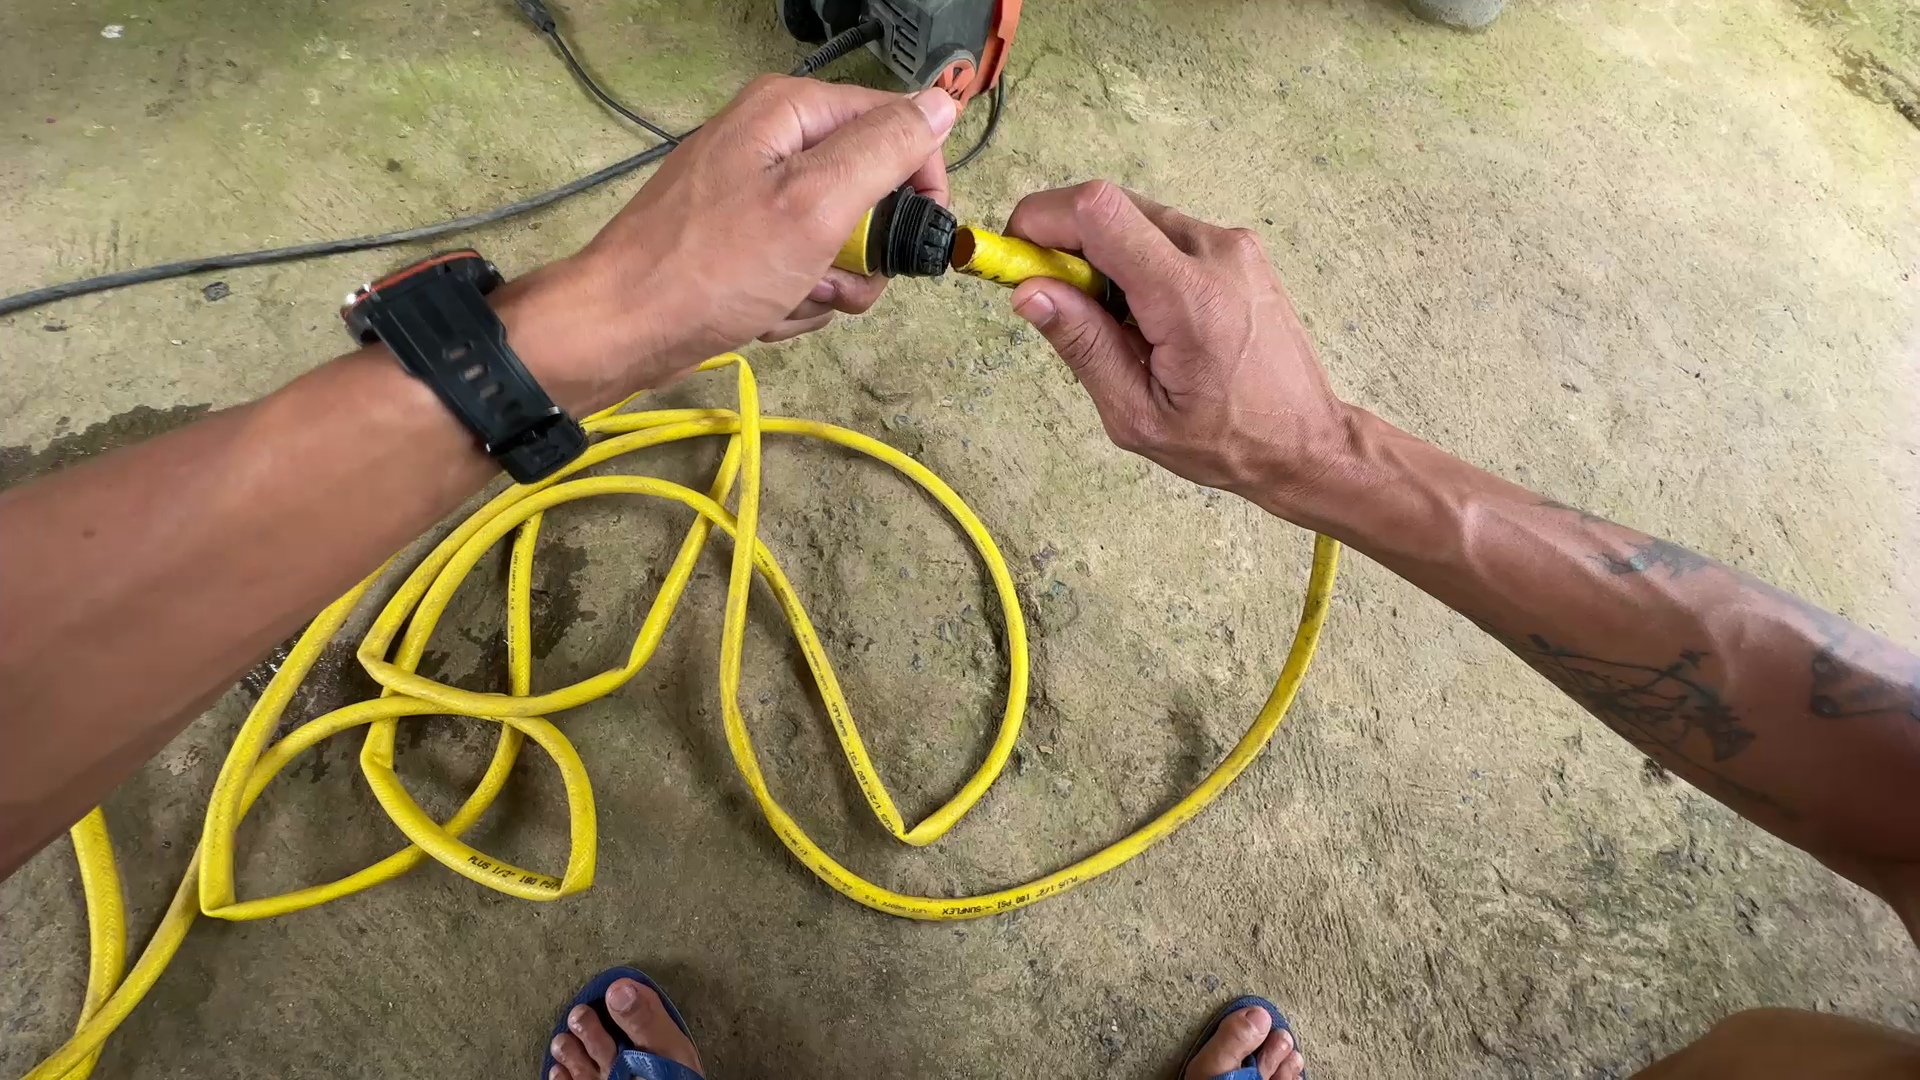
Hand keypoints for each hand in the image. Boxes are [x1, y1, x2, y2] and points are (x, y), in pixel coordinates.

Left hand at [502, 76, 957, 411]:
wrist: (631, 329)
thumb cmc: (717, 265)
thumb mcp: (816, 203)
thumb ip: (883, 151)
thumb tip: (939, 106)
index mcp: (789, 114)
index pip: (891, 123)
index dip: (919, 179)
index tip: (921, 233)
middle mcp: (773, 147)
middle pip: (866, 193)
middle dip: (864, 252)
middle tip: (837, 279)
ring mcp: (757, 201)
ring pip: (838, 244)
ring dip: (829, 286)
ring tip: (794, 298)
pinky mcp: (745, 247)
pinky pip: (802, 272)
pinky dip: (796, 301)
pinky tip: (767, 311)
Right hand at [1002, 181, 1357, 520]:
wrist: (1306, 440)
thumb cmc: (1223, 441)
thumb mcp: (1136, 414)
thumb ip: (1083, 346)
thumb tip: (1028, 292)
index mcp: (1187, 296)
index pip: (1098, 211)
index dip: (1040, 219)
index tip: (1013, 258)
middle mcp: (1214, 250)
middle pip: (1111, 207)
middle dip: (1063, 245)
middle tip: (1054, 305)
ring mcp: (1231, 244)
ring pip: (1135, 220)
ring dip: (1099, 258)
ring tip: (1109, 326)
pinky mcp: (1235, 250)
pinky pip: (1162, 236)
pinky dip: (1131, 263)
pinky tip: (1141, 318)